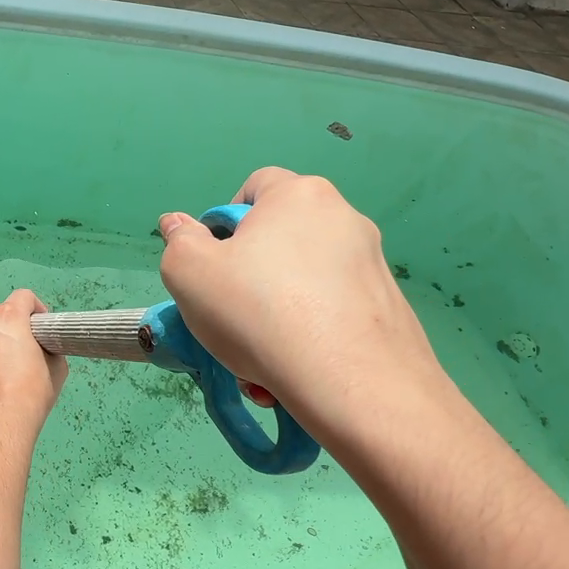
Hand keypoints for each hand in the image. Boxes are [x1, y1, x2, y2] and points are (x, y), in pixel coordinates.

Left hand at [0, 289, 67, 427]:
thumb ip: (48, 346)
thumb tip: (38, 347)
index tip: (42, 330)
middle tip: (28, 350)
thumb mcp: (57, 365)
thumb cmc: (32, 389)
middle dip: (17, 326)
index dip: (37, 310)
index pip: (24, 296)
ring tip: (9, 365)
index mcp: (8, 316)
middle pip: (3, 313)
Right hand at [156, 168, 452, 446]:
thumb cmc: (257, 310)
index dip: (225, 219)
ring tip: (253, 356)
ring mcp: (374, 265)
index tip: (212, 260)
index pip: (256, 186)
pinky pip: (330, 312)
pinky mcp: (390, 309)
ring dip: (272, 312)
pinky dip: (305, 334)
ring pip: (302, 281)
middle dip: (248, 272)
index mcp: (300, 197)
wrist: (352, 383)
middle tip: (226, 310)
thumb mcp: (187, 270)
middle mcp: (345, 220)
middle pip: (279, 237)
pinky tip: (287, 370)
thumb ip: (178, 239)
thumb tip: (179, 225)